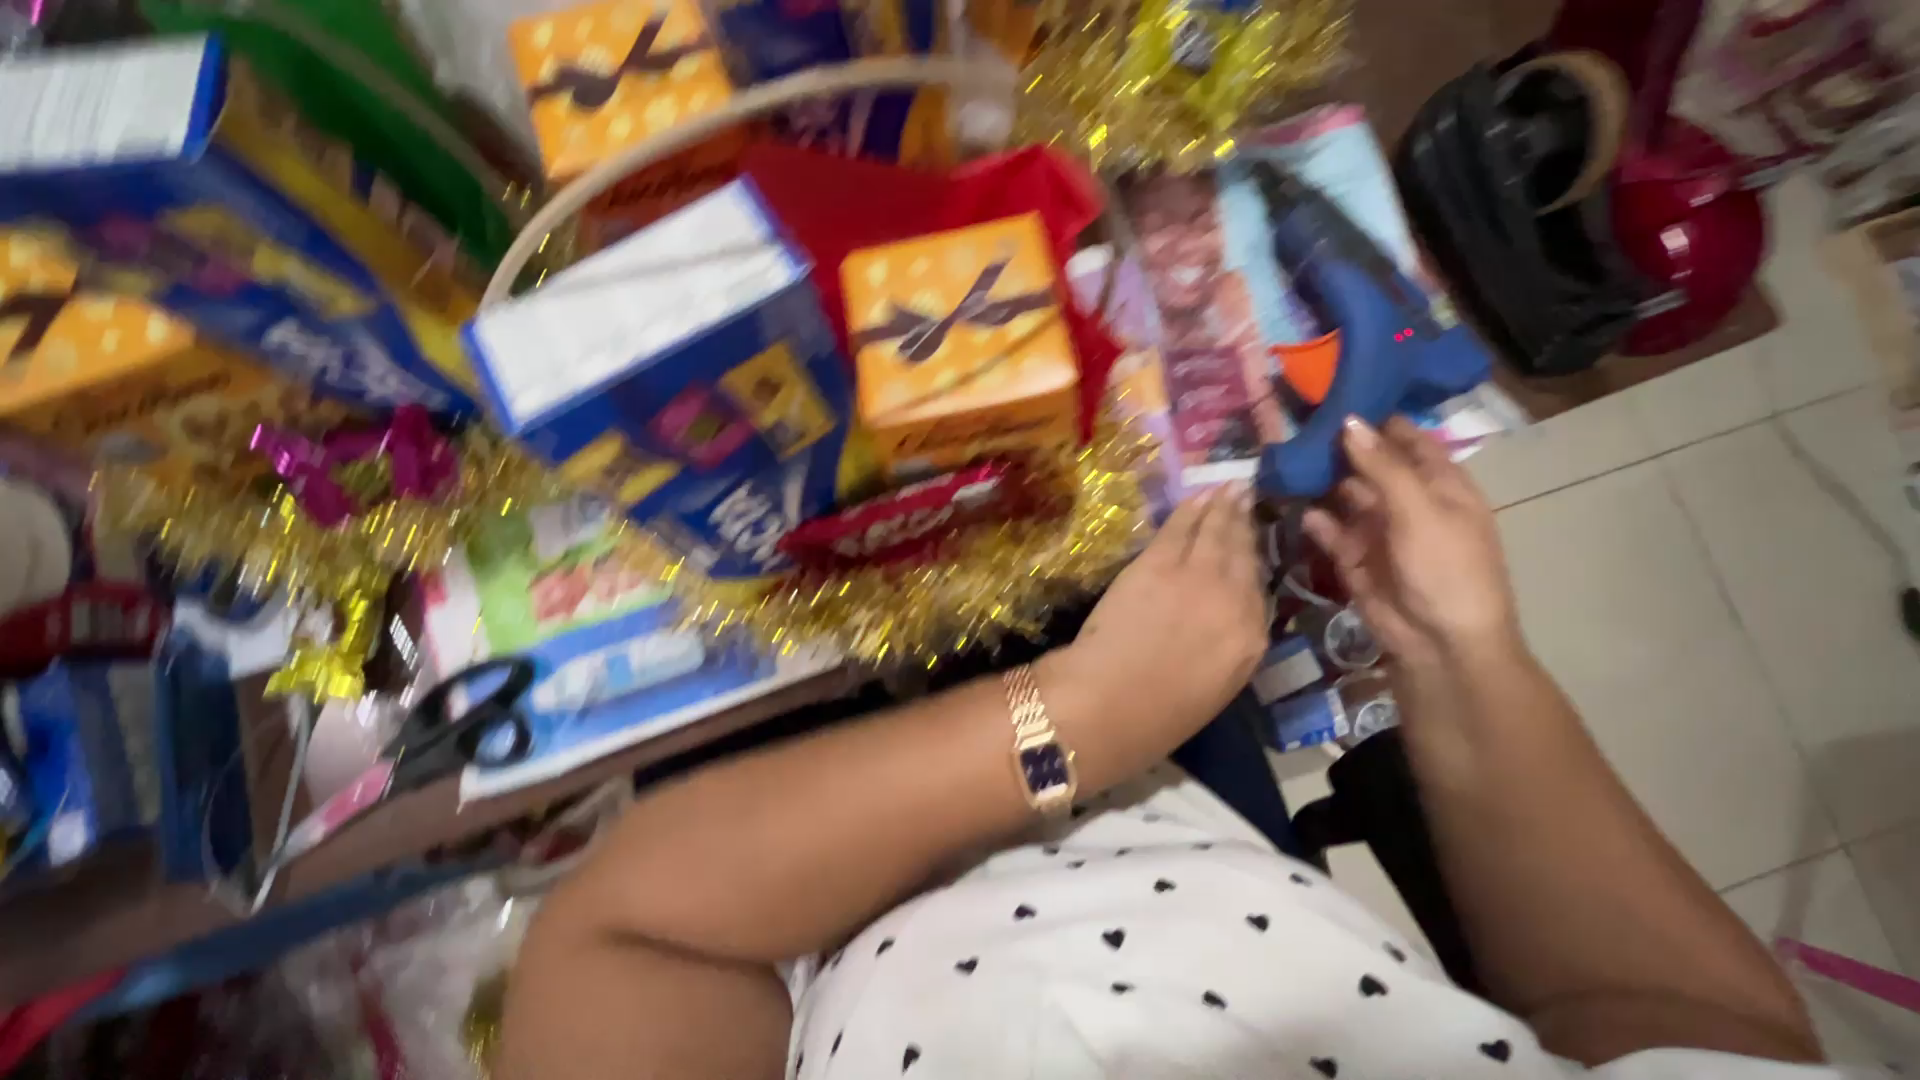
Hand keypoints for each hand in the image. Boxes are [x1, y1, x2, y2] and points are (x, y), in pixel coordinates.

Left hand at [1040, 482, 1267, 785]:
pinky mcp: (1161, 563)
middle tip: (1245, 496)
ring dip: (1223, 506)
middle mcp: (1234, 601)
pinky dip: (1192, 509)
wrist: (1112, 702)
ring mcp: (1200, 577)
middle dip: (1244, 522)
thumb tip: (1221, 627)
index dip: (1252, 564)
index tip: (1251, 546)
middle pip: (1243, 555)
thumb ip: (1226, 651)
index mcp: (1251, 643)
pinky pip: (1182, 528)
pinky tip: (1198, 497)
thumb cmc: (1157, 714)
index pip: (1257, 594)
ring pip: (1217, 533)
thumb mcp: (1212, 689)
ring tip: (1228, 487)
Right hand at [1301, 416, 1522, 670]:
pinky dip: (1314, 518)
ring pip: (1344, 493)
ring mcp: (1378, 528)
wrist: (1440, 643)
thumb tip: (1349, 421)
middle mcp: (1407, 500)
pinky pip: (1329, 529)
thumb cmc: (1447, 569)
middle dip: (1337, 445)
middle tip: (1294, 420)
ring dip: (1320, 478)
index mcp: (1439, 484)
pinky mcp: (1353, 556)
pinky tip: (1295, 504)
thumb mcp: (1420, 510)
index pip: (1407, 439)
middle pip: (1368, 463)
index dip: (1377, 418)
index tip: (1336, 393)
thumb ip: (1383, 467)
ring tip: (1284, 456)